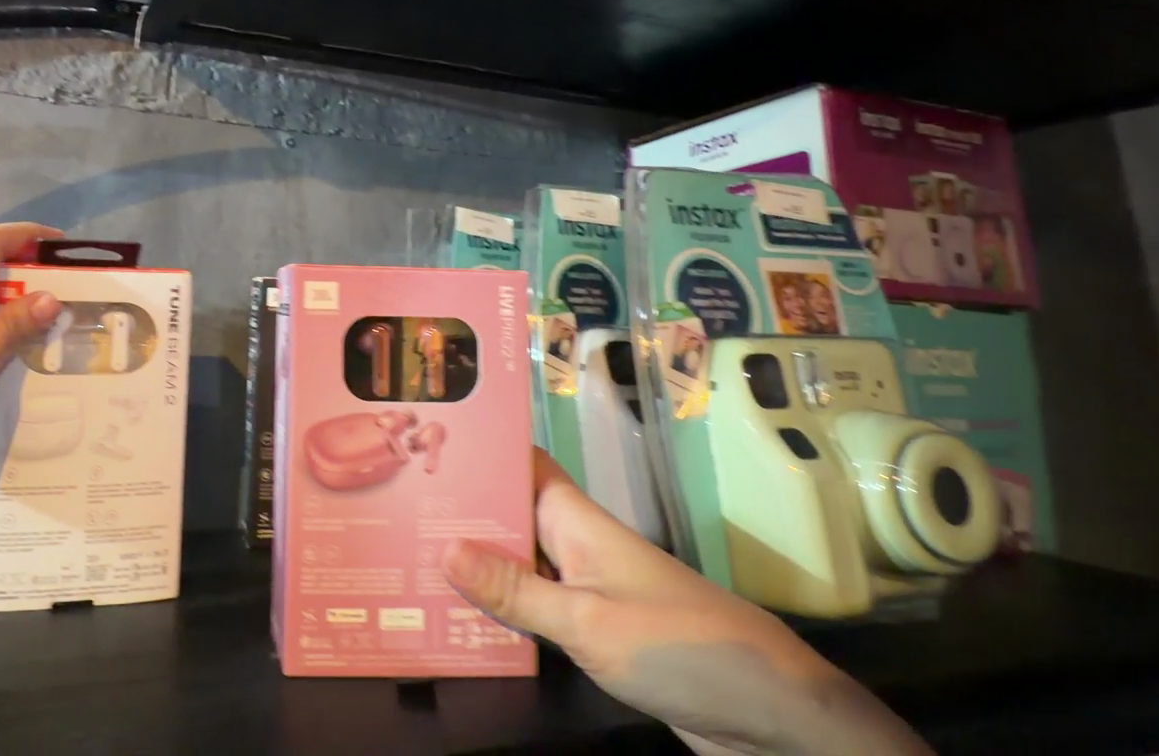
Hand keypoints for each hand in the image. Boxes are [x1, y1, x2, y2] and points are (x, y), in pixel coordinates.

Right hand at [444, 451, 930, 755]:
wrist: (768, 714)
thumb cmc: (677, 646)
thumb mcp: (587, 620)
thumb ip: (516, 589)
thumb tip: (442, 546)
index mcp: (576, 521)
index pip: (521, 465)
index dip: (476, 450)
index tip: (419, 443)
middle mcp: (575, 544)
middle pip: (507, 514)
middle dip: (456, 511)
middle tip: (390, 511)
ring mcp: (584, 587)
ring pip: (516, 562)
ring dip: (471, 563)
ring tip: (404, 559)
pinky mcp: (591, 629)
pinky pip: (532, 606)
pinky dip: (497, 607)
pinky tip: (455, 617)